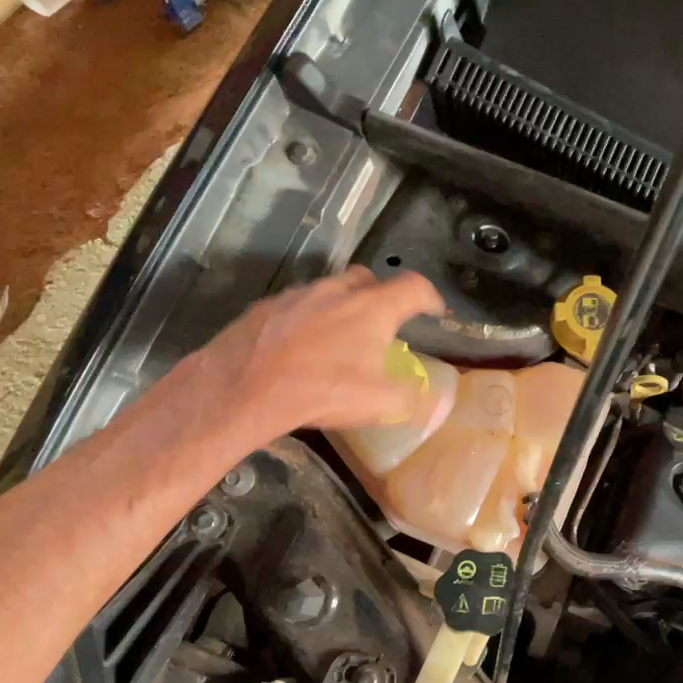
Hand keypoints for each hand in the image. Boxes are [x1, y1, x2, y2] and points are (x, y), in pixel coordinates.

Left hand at [194, 267, 444, 437]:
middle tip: (383, 323)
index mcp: (374, 308)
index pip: (414, 287)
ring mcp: (299, 295)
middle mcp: (339, 291)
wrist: (243, 387)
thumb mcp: (379, 404)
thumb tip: (439, 404)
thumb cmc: (322, 390)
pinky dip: (308, 318)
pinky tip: (301, 345)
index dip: (430, 297)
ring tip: (340, 336)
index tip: (433, 312)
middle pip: (369, 279)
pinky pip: (298, 305)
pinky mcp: (267, 306)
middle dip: (382, 295)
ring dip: (342, 306)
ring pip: (330, 290)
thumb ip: (415, 400)